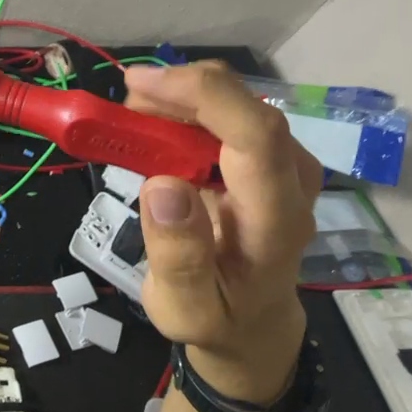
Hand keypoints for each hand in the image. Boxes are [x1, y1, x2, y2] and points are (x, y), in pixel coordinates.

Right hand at [122, 61, 321, 402]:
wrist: (254, 325)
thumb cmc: (216, 318)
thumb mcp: (186, 309)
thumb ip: (177, 254)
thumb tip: (163, 184)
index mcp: (275, 219)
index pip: (255, 135)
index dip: (200, 95)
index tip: (138, 86)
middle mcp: (292, 182)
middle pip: (247, 108)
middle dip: (178, 91)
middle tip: (119, 113)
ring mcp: (286, 166)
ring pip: (236, 103)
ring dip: (178, 99)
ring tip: (130, 126)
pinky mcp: (269, 160)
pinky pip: (230, 114)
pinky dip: (186, 108)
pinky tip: (154, 131)